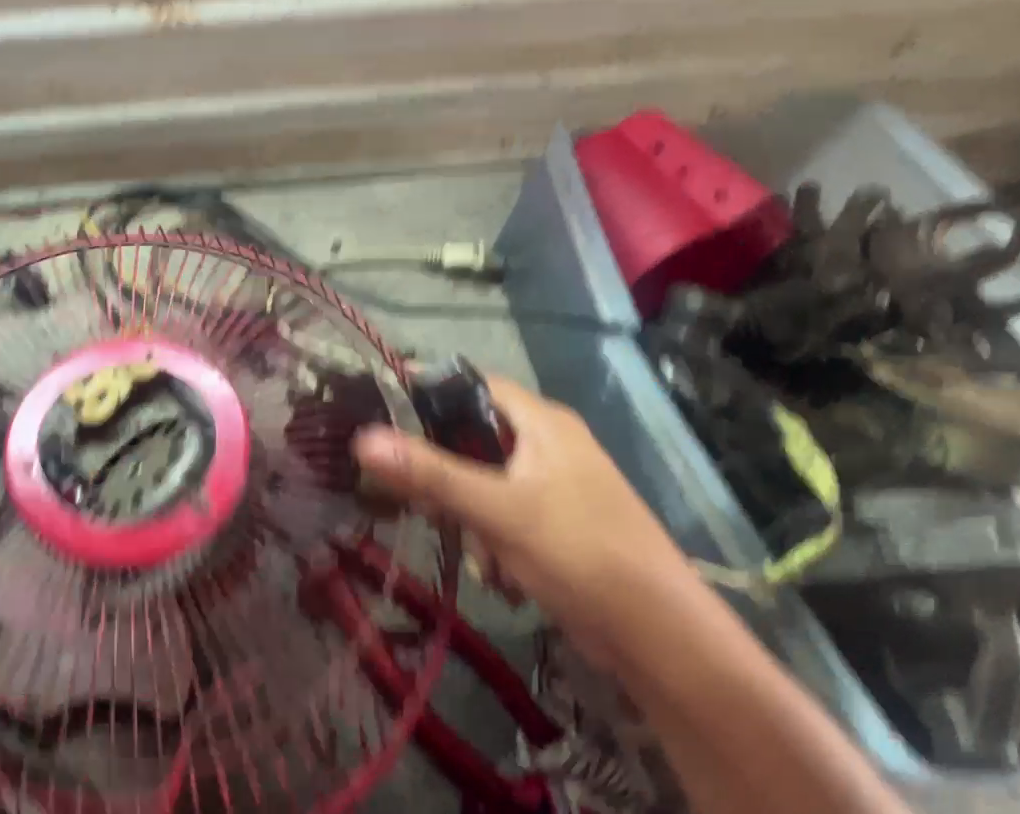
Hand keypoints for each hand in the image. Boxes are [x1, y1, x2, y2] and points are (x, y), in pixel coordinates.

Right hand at [354, 377, 693, 662]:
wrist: (657, 634)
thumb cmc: (578, 553)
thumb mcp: (496, 511)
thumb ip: (428, 473)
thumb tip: (362, 438)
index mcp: (542, 422)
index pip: (472, 386)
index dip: (428, 398)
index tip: (386, 424)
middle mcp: (549, 444)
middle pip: (473, 440)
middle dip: (447, 479)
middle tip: (425, 506)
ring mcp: (557, 487)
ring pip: (485, 486)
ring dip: (470, 520)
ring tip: (478, 554)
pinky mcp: (559, 526)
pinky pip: (506, 519)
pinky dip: (494, 543)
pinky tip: (499, 575)